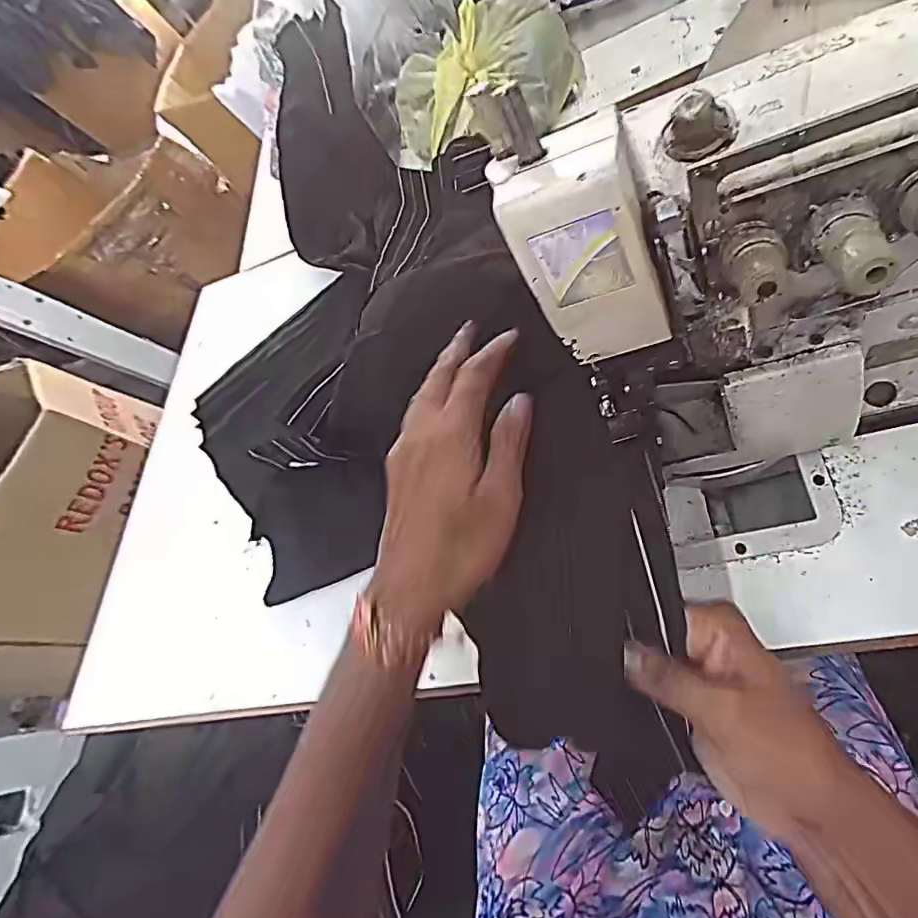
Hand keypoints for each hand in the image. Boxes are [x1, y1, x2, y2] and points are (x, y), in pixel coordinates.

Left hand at [365, 322, 532, 651]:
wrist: (411, 587)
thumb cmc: (458, 550)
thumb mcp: (502, 495)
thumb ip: (509, 443)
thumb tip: (518, 405)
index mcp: (450, 437)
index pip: (473, 377)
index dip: (493, 353)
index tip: (508, 339)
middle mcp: (421, 438)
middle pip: (439, 376)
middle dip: (458, 349)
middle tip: (472, 330)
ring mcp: (405, 453)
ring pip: (422, 393)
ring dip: (441, 368)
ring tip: (454, 356)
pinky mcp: (398, 470)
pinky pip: (413, 414)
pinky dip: (430, 394)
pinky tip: (434, 403)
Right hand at [625, 602, 853, 838]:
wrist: (805, 806)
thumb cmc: (788, 751)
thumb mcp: (721, 711)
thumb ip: (671, 679)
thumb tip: (630, 654)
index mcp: (725, 634)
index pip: (670, 613)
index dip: (642, 631)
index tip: (618, 651)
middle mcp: (714, 655)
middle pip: (659, 645)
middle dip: (641, 665)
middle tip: (627, 684)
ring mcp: (705, 687)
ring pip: (657, 678)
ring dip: (646, 694)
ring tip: (654, 711)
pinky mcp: (698, 718)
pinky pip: (663, 707)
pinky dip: (654, 717)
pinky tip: (652, 727)